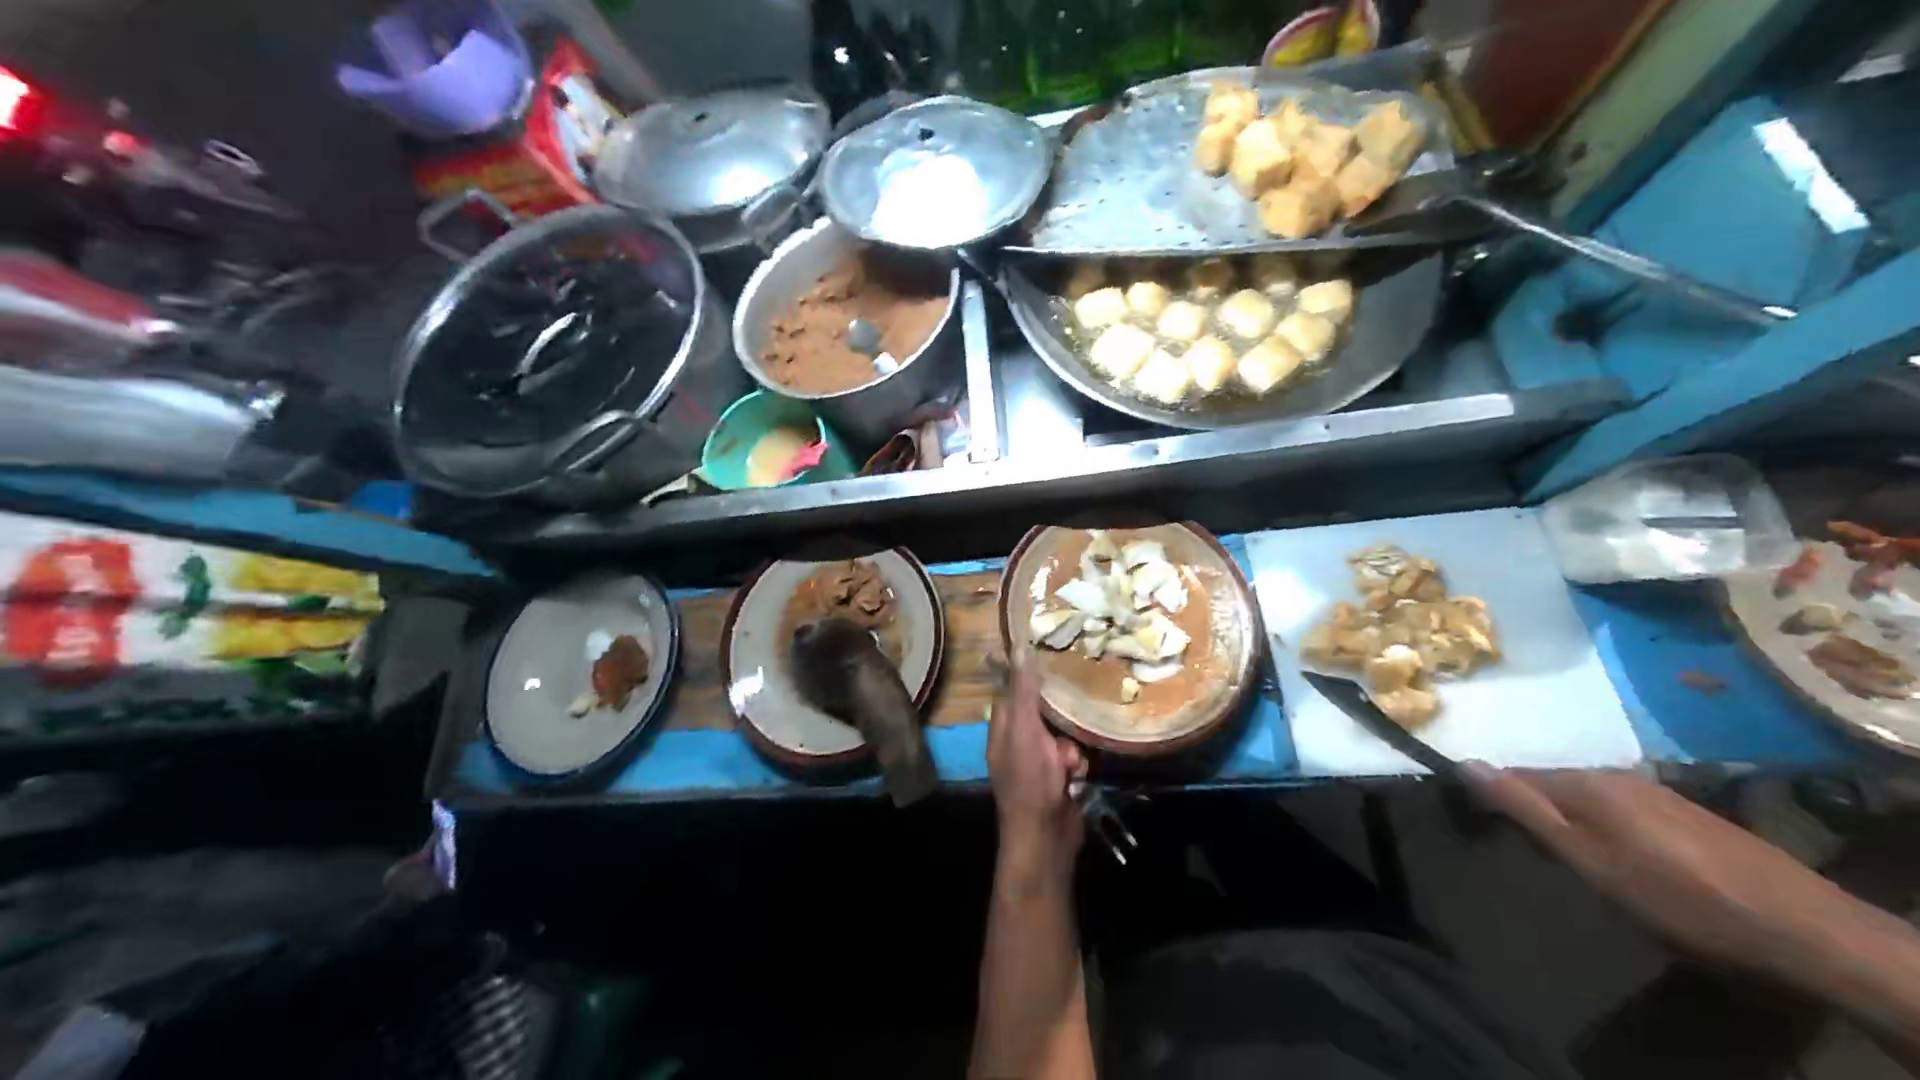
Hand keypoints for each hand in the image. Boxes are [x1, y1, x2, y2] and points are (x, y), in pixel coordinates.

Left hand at [988, 666, 1086, 878]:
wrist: (1046, 836)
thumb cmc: (1029, 781)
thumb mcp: (1024, 730)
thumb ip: (1023, 692)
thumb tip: (1018, 649)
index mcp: (1002, 728)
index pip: (1013, 690)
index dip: (1029, 676)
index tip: (1052, 657)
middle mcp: (1017, 741)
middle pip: (1042, 711)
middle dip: (1060, 716)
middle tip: (1072, 714)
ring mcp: (1038, 760)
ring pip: (1062, 733)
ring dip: (1071, 745)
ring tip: (1070, 762)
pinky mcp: (1058, 777)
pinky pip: (1073, 756)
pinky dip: (1077, 763)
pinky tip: (1077, 776)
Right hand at [1461, 765, 1882, 977]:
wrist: (1804, 930)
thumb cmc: (1674, 898)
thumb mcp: (1585, 860)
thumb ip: (1523, 809)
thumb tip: (1464, 761)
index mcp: (1584, 782)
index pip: (1513, 775)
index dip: (1494, 799)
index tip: (1491, 831)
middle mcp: (1614, 775)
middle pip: (1551, 785)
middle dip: (1534, 813)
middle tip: (1544, 858)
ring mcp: (1656, 792)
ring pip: (1587, 798)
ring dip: (1571, 822)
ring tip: (1583, 864)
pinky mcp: (1687, 814)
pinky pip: (1621, 810)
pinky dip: (1606, 828)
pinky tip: (1628, 862)